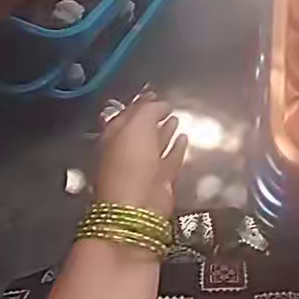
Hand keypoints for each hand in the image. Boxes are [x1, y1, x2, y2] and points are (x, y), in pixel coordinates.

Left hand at [95, 94, 187, 215]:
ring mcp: (143, 167)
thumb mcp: (137, 126)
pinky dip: (176, 149)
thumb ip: (149, 110)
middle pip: (141, 129)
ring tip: (176, 118)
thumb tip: (161, 104)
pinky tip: (184, 138)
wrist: (137, 206)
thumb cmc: (131, 162)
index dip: (141, 102)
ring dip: (164, 131)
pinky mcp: (160, 181)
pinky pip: (169, 159)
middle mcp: (126, 151)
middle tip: (167, 105)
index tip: (155, 93)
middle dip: (153, 116)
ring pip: (155, 144)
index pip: (128, 113)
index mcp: (115, 135)